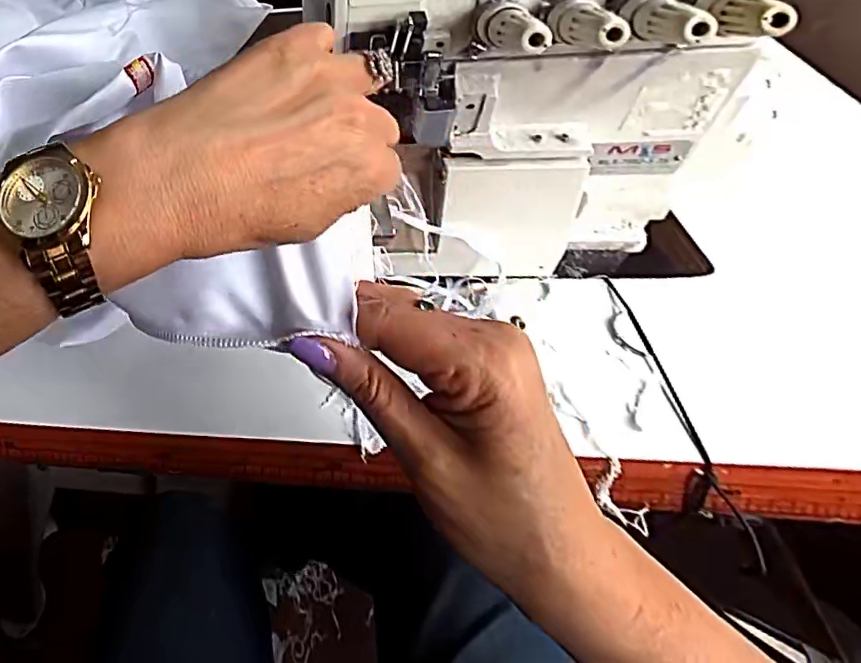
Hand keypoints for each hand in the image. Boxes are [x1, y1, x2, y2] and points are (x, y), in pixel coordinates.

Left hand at [72, 23, 399, 283]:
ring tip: (302, 104)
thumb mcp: (303, 225)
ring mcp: (326, 75)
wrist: (166, 176)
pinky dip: (312, 53)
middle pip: (378, 118)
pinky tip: (287, 76)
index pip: (387, 162)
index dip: (359, 167)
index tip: (339, 166)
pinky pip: (323, 37)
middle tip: (313, 139)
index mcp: (367, 169)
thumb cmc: (221, 209)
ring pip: (362, 73)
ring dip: (340, 88)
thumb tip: (348, 178)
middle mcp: (356, 117)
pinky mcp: (291, 46)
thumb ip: (343, 193)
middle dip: (352, 130)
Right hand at [294, 284, 765, 662]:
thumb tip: (321, 346)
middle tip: (307, 343)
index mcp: (488, 361)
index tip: (298, 326)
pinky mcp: (493, 352)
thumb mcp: (425, 458)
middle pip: (402, 308)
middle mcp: (499, 338)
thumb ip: (370, 389)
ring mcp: (499, 341)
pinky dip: (397, 338)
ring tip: (333, 353)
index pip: (391, 318)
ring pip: (414, 314)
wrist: (562, 553)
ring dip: (372, 330)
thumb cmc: (513, 522)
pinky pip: (433, 328)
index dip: (337, 320)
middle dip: (351, 323)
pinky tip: (372, 354)